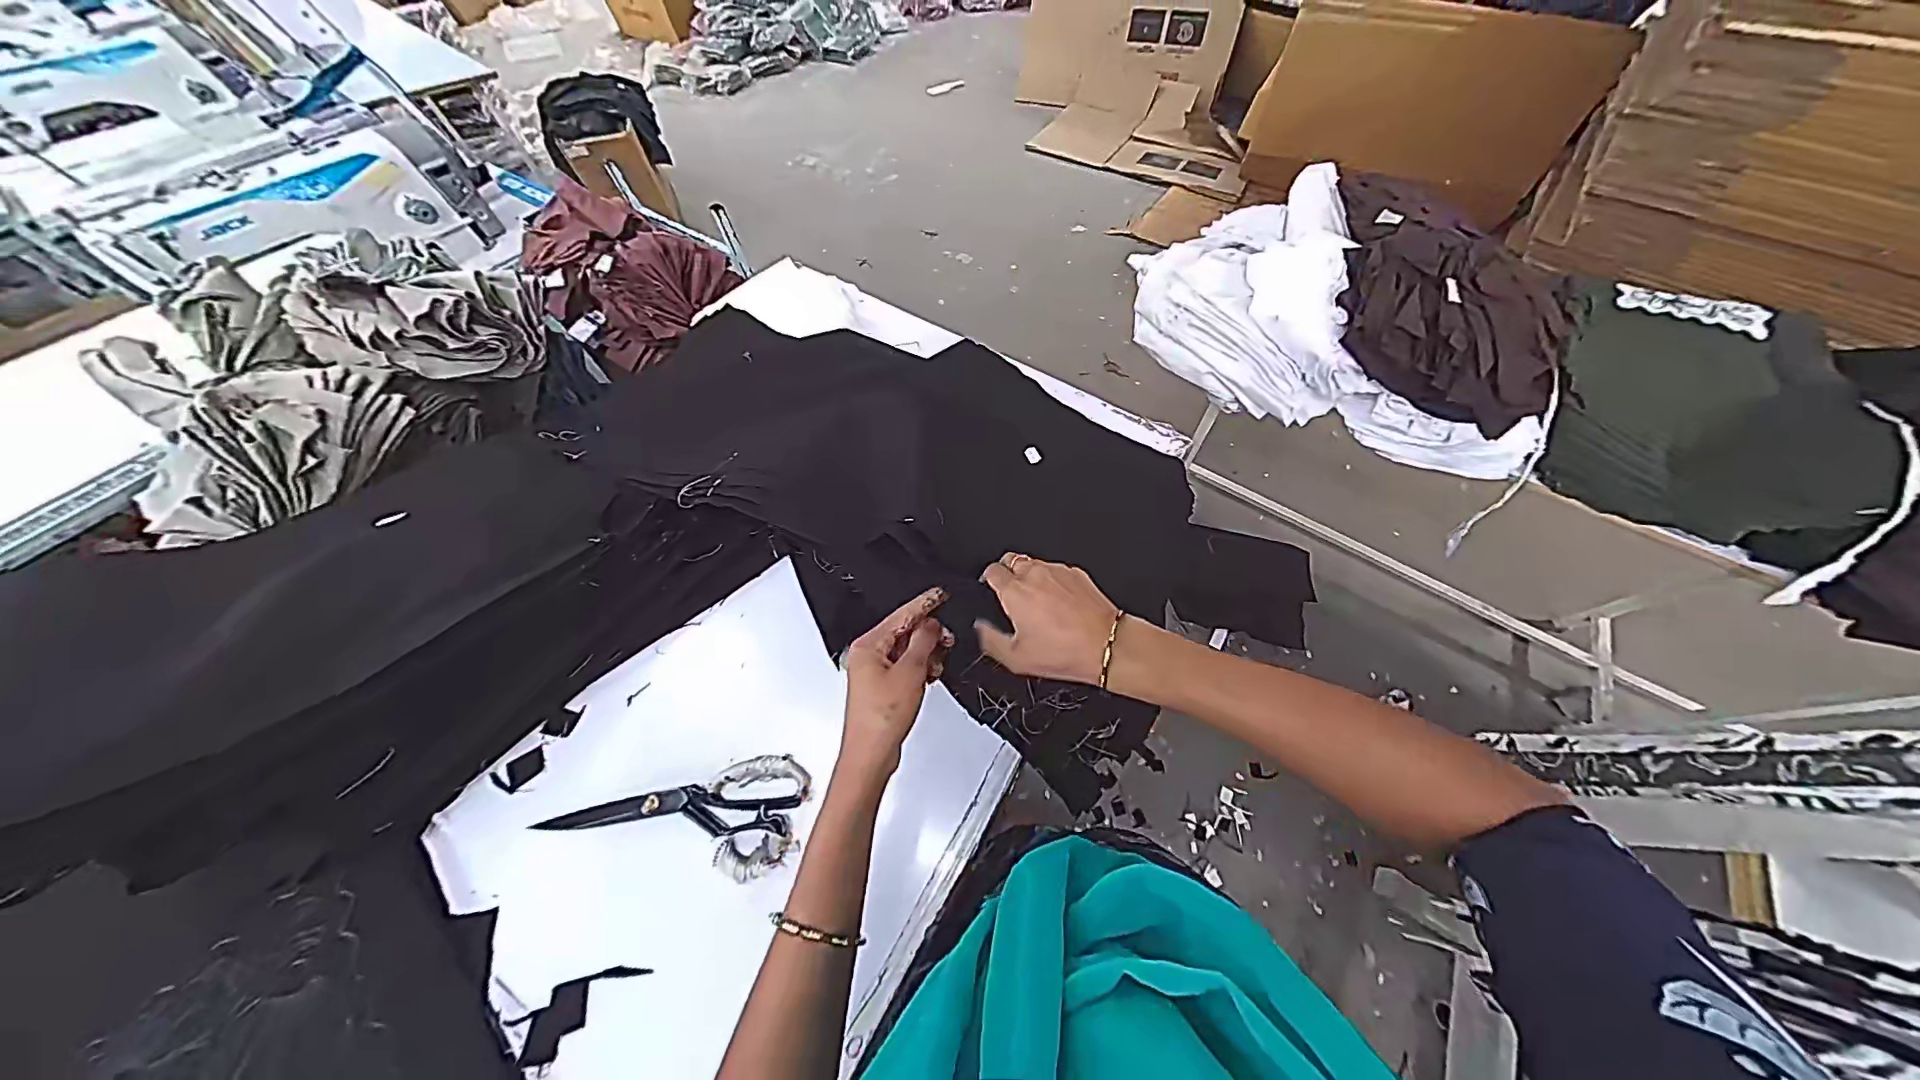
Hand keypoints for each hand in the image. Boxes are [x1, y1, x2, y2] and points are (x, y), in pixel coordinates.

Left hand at [841, 587, 952, 776]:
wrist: (872, 753)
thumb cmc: (880, 718)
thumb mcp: (911, 672)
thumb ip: (923, 642)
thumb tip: (932, 625)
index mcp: (867, 646)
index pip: (901, 615)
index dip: (924, 604)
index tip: (939, 595)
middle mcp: (867, 656)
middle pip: (903, 631)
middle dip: (928, 635)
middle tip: (947, 637)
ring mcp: (873, 672)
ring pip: (906, 650)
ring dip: (925, 654)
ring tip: (937, 662)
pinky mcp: (882, 687)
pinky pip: (904, 667)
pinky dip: (919, 668)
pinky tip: (929, 674)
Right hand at [976, 553, 1120, 684]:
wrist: (1105, 645)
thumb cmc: (1066, 651)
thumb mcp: (1016, 659)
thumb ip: (990, 640)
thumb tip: (980, 628)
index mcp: (1015, 591)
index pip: (992, 570)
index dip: (989, 580)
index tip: (992, 589)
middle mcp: (1035, 575)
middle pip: (1011, 560)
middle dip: (1008, 574)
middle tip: (1013, 594)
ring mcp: (1058, 571)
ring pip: (1035, 563)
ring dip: (1031, 576)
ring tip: (1038, 601)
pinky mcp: (1077, 573)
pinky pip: (1057, 570)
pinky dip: (1053, 581)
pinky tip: (1059, 602)